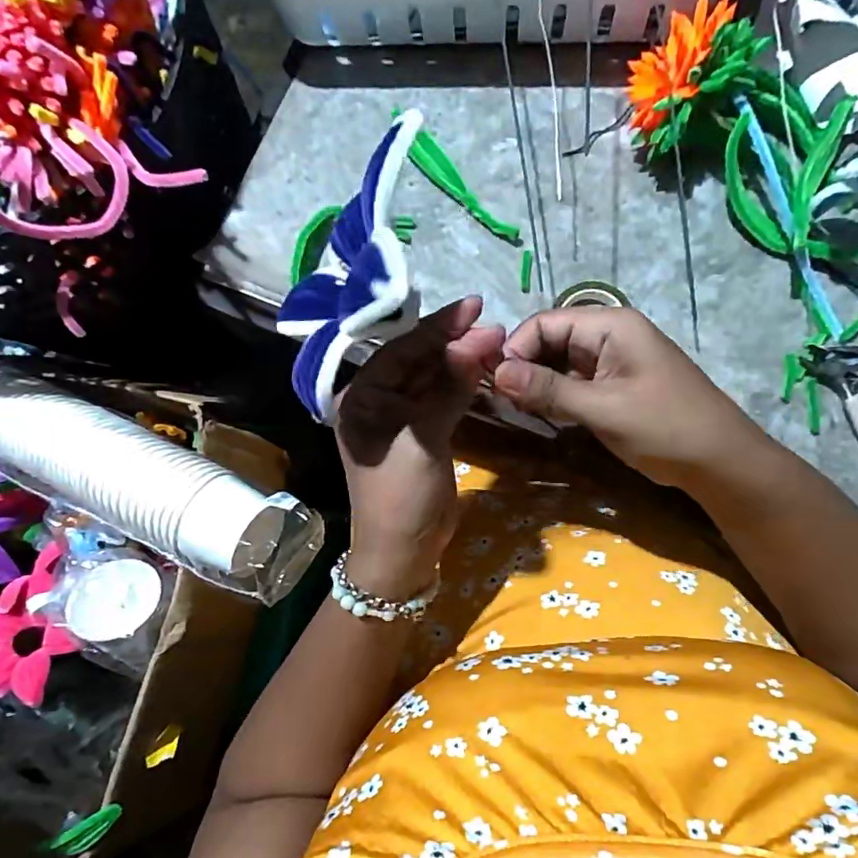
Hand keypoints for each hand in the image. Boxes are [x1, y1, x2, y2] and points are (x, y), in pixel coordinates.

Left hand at [336, 297, 504, 598]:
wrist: (402, 551)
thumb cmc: (401, 496)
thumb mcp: (423, 439)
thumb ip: (448, 389)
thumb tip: (476, 341)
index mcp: (362, 397)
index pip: (402, 349)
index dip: (439, 327)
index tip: (475, 306)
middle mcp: (376, 401)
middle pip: (418, 360)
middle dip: (455, 342)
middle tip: (495, 326)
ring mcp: (399, 418)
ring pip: (432, 378)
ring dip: (461, 361)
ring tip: (496, 342)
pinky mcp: (420, 434)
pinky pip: (441, 399)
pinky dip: (461, 385)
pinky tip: (482, 370)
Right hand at [492, 305, 770, 492]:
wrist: (719, 460)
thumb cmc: (663, 427)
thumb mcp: (602, 409)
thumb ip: (548, 389)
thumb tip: (497, 372)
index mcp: (611, 325)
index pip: (546, 323)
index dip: (516, 349)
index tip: (495, 385)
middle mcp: (611, 335)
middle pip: (552, 341)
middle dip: (526, 367)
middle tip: (503, 403)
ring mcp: (616, 361)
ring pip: (563, 364)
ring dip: (541, 384)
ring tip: (519, 411)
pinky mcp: (619, 386)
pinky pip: (579, 383)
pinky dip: (560, 397)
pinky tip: (546, 416)